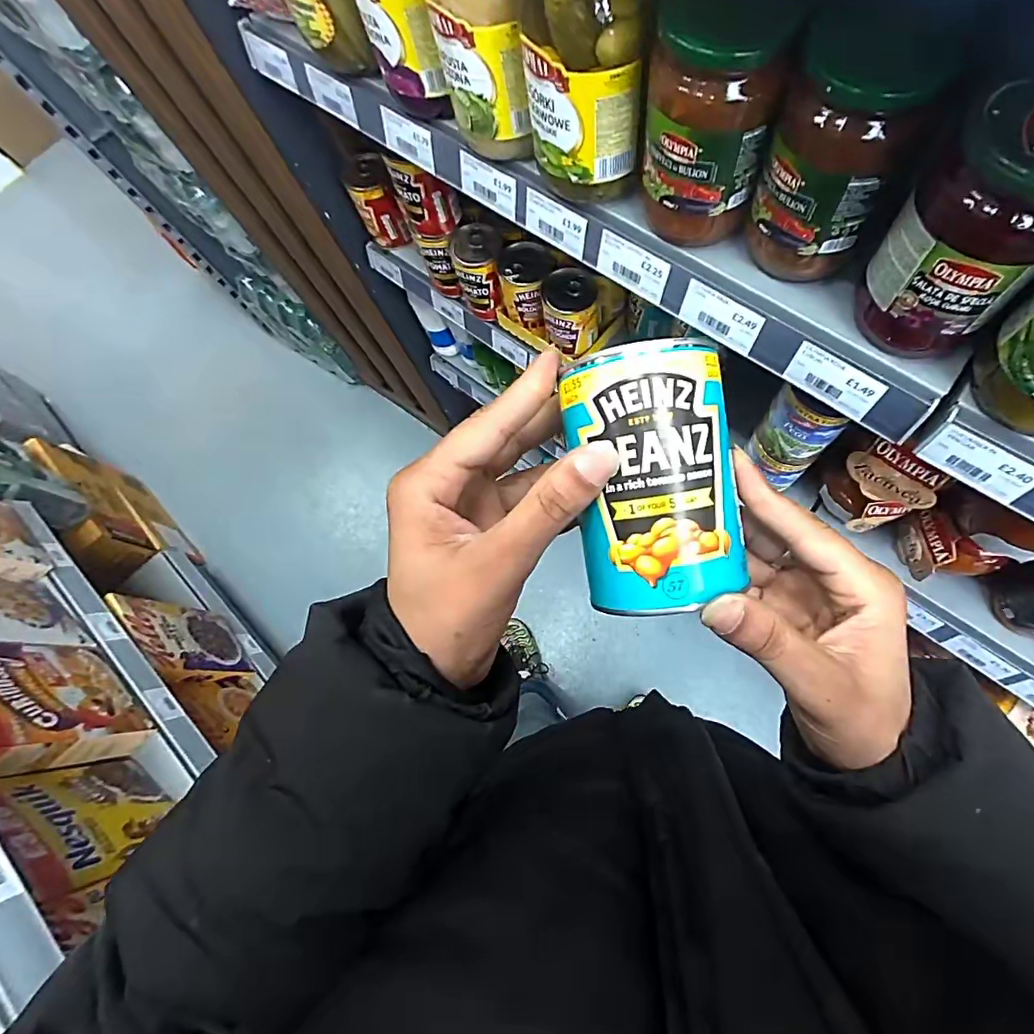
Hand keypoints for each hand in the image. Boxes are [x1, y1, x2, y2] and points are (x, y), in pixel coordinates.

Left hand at [387, 351, 620, 687]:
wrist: (434, 673)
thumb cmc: (450, 616)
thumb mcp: (500, 560)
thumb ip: (551, 508)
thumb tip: (603, 455)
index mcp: (429, 483)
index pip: (484, 429)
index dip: (524, 395)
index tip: (559, 360)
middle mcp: (448, 486)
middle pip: (503, 443)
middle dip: (545, 417)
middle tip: (591, 387)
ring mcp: (471, 508)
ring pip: (520, 471)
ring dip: (559, 455)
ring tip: (603, 425)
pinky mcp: (491, 530)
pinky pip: (529, 501)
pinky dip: (559, 492)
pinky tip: (592, 479)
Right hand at [700, 450, 912, 769]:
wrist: (869, 761)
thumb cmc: (863, 721)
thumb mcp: (819, 684)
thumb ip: (768, 642)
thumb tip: (713, 603)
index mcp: (862, 586)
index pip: (806, 533)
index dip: (767, 498)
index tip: (733, 462)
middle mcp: (834, 580)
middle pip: (780, 536)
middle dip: (738, 511)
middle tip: (695, 482)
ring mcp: (807, 595)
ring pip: (761, 557)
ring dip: (725, 541)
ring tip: (684, 514)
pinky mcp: (787, 612)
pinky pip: (750, 584)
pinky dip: (722, 575)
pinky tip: (694, 561)